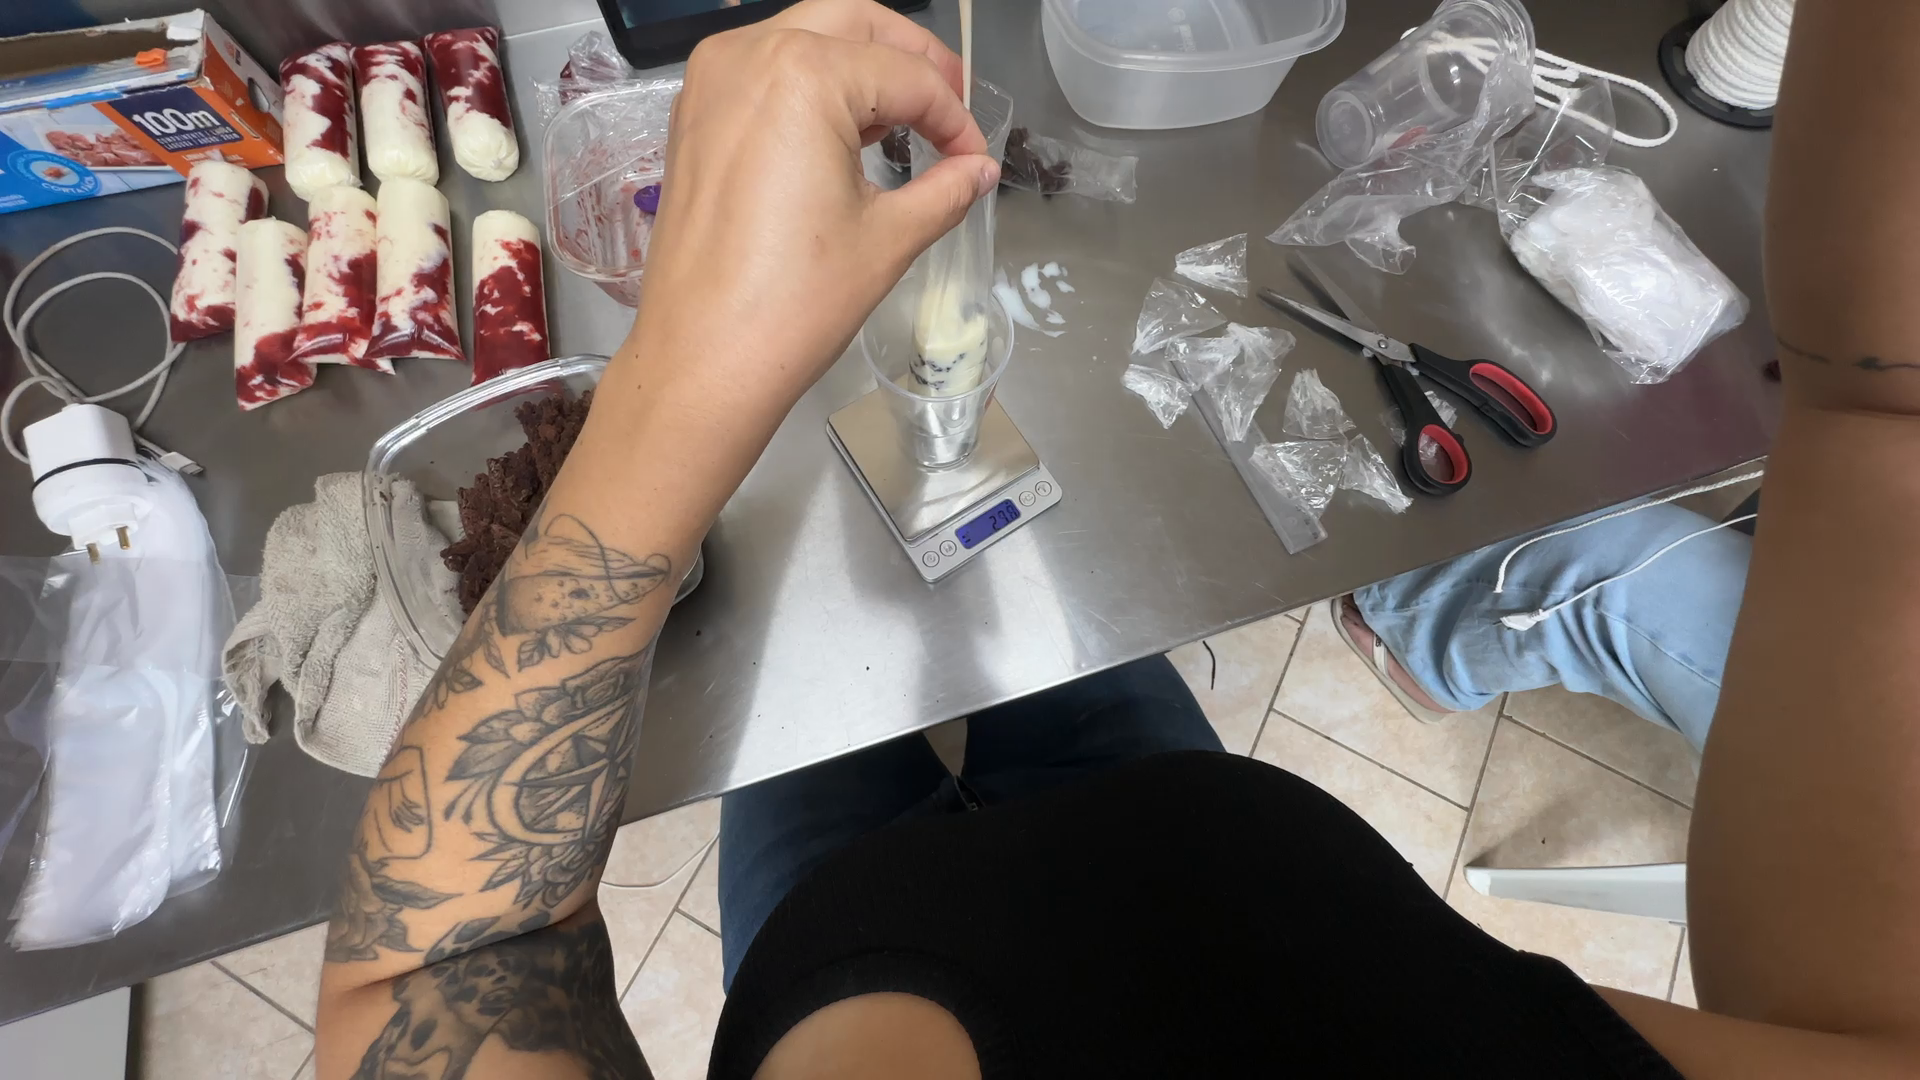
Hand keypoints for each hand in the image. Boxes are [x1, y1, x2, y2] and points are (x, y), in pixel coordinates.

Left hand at [622, 0, 998, 426]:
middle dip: (912, 60)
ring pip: (805, 40)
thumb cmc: (799, 303)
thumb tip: (981, 170)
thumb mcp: (887, 241)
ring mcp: (712, 82)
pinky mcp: (695, 117)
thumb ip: (945, 191)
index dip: (954, 117)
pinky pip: (765, 74)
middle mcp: (750, 54)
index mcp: (804, 75)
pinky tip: (839, 136)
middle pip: (854, 24)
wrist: (706, 358)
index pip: (905, 75)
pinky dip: (812, 89)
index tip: (975, 160)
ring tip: (900, 124)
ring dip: (861, 68)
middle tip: (950, 106)